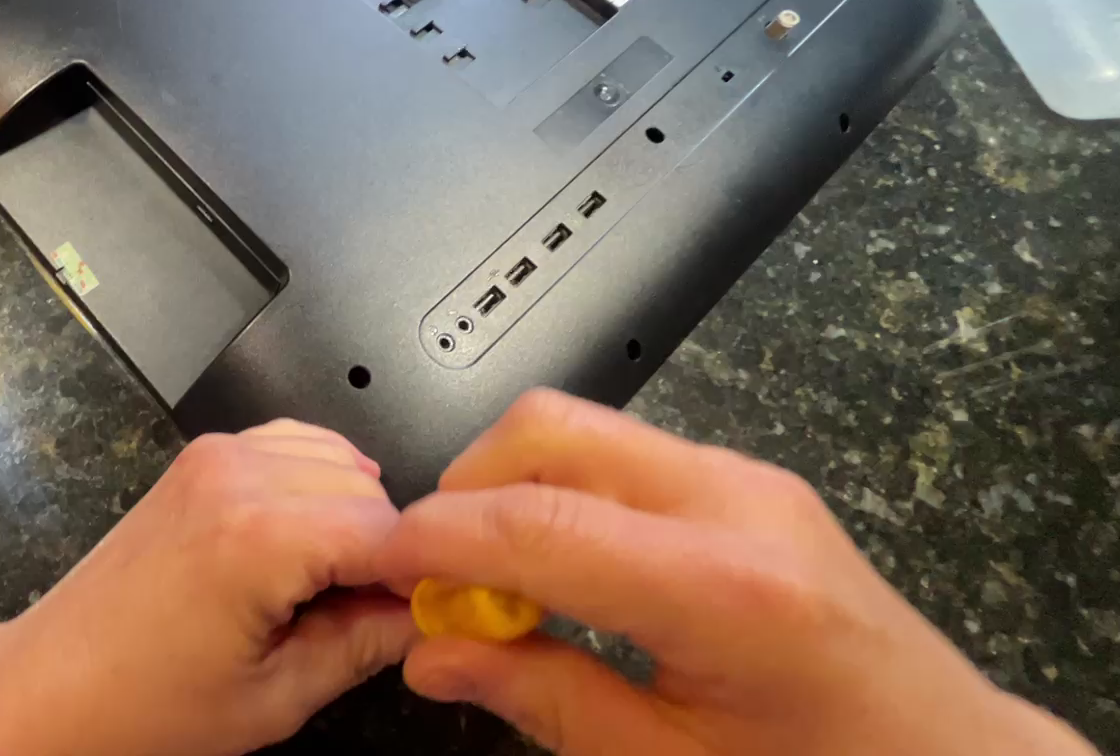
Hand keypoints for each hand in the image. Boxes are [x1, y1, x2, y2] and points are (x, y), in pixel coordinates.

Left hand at [0, 420, 414, 755]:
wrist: (54, 679)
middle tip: (380, 604)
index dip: (423, 570)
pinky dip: (316, 473)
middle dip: (386, 542)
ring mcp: (215, 453)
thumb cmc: (149, 705)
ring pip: (333, 454)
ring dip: (352, 506)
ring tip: (337, 573)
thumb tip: (427, 613)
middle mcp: (238, 473)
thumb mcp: (272, 697)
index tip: (440, 606)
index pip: (387, 530)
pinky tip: (308, 525)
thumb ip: (362, 644)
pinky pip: (288, 441)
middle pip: (365, 484)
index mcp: (258, 536)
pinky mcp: (201, 453)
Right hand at [378, 389, 1097, 755]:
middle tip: (442, 566)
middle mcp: (733, 499)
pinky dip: (549, 482)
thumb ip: (538, 696)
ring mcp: (739, 471)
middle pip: (546, 430)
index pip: (537, 526)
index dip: (437, 537)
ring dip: (503, 478)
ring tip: (494, 562)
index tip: (380, 561)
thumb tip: (428, 657)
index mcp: (729, 590)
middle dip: (465, 486)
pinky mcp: (734, 471)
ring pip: (570, 423)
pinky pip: (607, 446)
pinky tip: (555, 552)